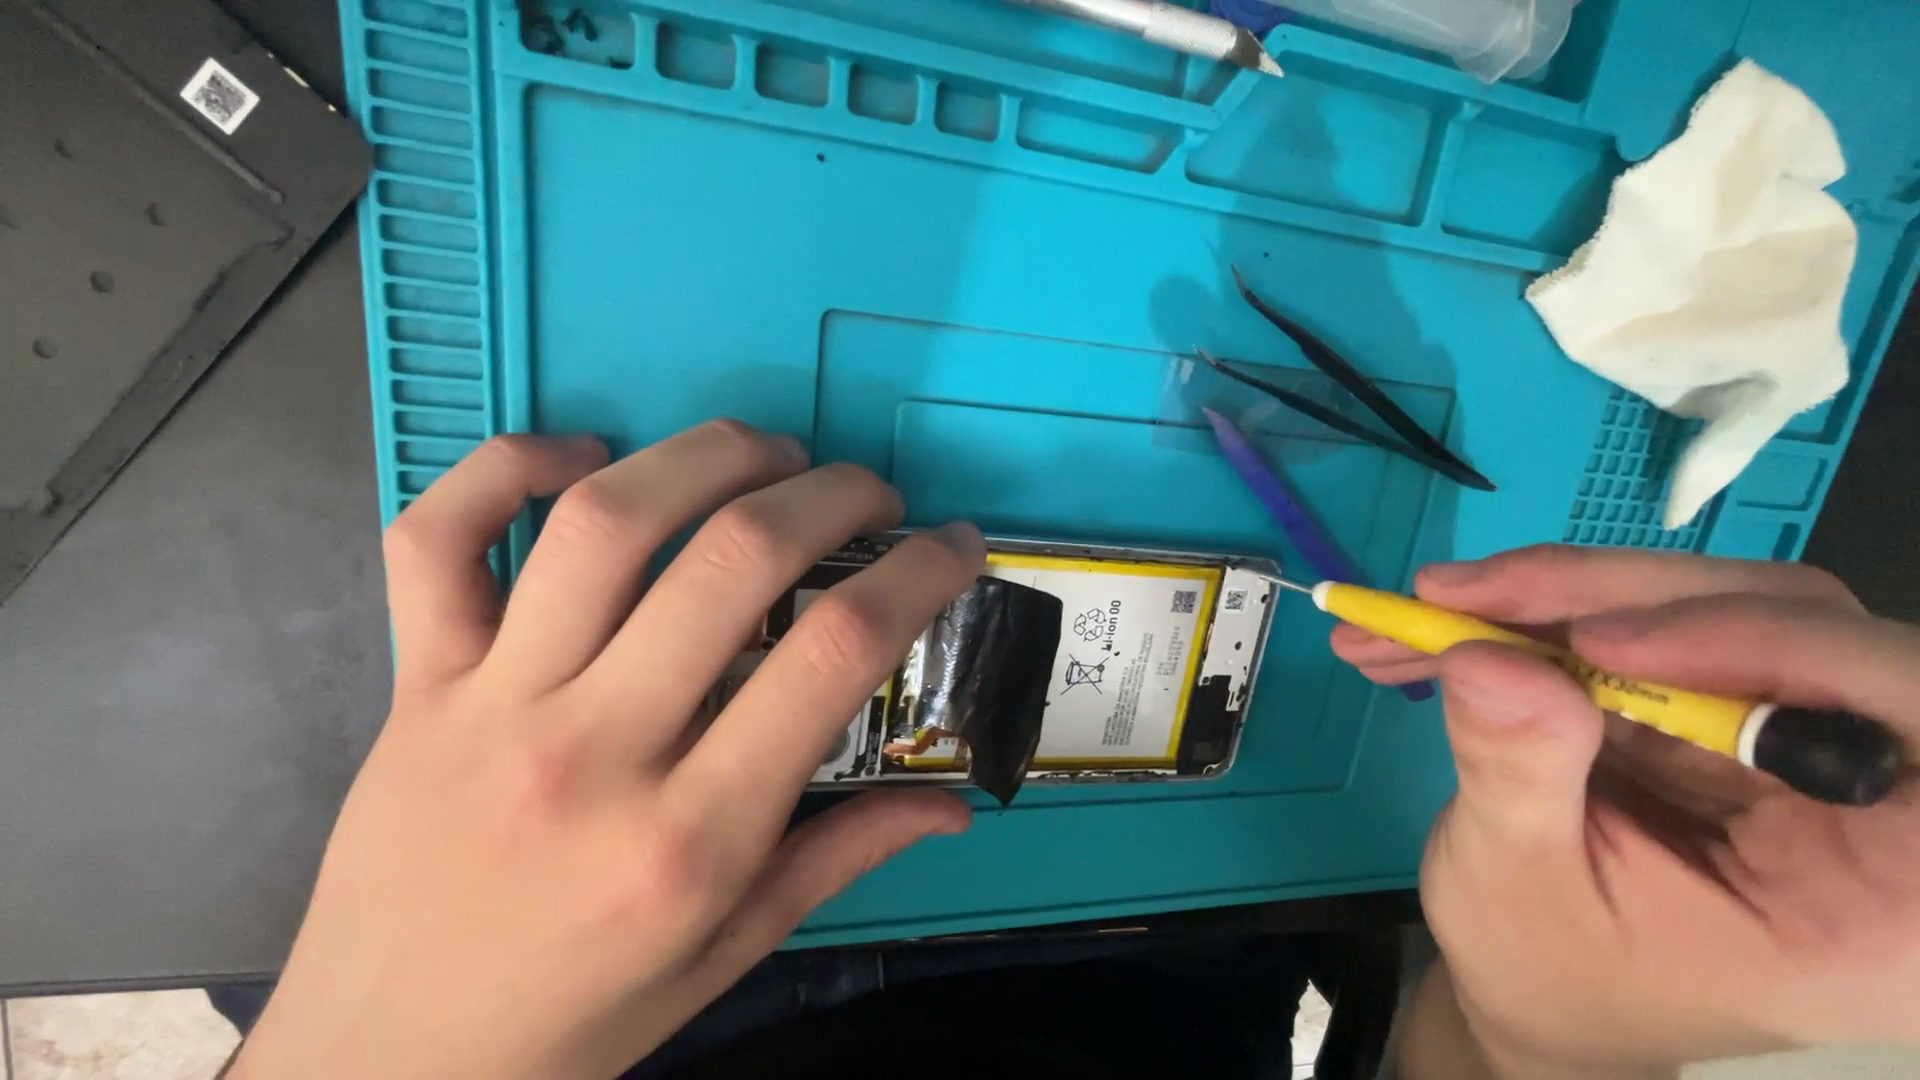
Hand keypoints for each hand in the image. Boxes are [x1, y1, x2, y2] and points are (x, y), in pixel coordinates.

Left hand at [229, 421, 982, 1079]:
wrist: (387, 1065)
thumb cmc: (581, 1014)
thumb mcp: (733, 949)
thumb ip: (846, 855)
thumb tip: (953, 806)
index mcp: (693, 834)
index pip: (836, 653)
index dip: (918, 574)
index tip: (954, 545)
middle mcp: (595, 749)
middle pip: (736, 559)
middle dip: (831, 495)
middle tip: (870, 492)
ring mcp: (491, 703)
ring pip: (604, 521)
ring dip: (708, 456)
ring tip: (767, 454)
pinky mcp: (413, 681)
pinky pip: (438, 536)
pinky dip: (512, 466)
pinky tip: (586, 458)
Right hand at [1335, 546, 1919, 1076]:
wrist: (1535, 986)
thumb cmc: (1550, 970)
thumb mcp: (1521, 881)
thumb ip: (1518, 772)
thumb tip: (1484, 655)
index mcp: (1891, 879)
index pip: (1912, 709)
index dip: (1771, 645)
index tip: (1599, 642)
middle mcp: (1860, 784)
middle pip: (1779, 622)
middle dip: (1598, 596)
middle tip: (1454, 595)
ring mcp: (1773, 735)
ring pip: (1690, 605)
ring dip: (1537, 597)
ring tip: (1417, 612)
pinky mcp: (1694, 706)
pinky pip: (1619, 626)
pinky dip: (1514, 618)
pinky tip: (1424, 635)